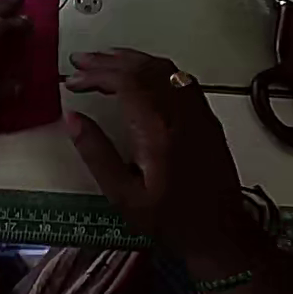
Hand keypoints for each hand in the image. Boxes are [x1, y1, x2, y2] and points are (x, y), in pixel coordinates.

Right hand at [65, 49, 267, 278]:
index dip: (96, 74)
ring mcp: (198, 113)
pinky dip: (151, 67)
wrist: (220, 234)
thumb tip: (71, 117)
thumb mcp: (122, 195)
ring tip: (103, 60)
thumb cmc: (167, 219)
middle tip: (78, 61)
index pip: (126, 82)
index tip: (72, 81)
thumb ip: (96, 153)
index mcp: (158, 132)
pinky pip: (179, 77)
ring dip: (130, 59)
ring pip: (164, 68)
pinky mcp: (206, 117)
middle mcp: (181, 114)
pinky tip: (137, 74)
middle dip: (107, 60)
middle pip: (144, 69)